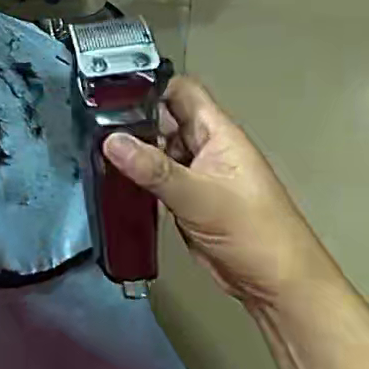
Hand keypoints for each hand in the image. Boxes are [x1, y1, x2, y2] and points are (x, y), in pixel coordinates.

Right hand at [103, 76, 334, 311]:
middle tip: (94, 121)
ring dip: (135, 150)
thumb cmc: (255, 232)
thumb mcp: (199, 195)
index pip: (181, 91)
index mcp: (217, 132)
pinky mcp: (187, 199)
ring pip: (159, 149)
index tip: (114, 88)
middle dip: (134, 119)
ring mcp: (197, 173)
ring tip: (96, 148)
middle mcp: (206, 147)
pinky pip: (158, 177)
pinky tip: (116, 179)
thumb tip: (113, 142)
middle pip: (164, 119)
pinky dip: (139, 177)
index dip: (151, 84)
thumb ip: (153, 168)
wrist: (274, 284)